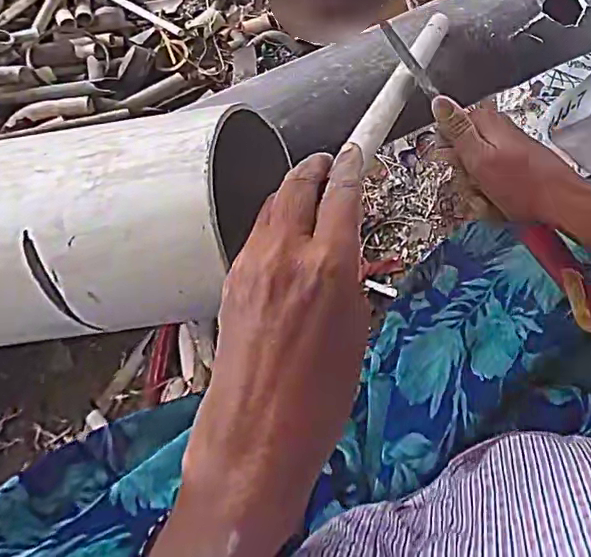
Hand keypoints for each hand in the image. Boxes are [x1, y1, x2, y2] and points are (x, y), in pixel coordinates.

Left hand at [161, 149, 368, 553]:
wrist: (254, 439)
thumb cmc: (316, 398)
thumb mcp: (357, 325)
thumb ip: (351, 272)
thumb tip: (344, 243)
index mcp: (328, 266)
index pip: (342, 190)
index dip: (353, 163)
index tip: (358, 151)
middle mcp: (286, 255)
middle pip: (299, 181)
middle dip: (319, 165)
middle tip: (333, 164)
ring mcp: (252, 264)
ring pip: (273, 201)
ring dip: (294, 190)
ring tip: (310, 196)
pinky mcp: (232, 279)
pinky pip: (256, 231)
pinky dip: (275, 221)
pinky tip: (287, 237)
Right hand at [432, 96, 590, 228]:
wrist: (562, 205)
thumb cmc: (524, 184)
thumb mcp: (480, 158)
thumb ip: (457, 130)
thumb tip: (438, 101)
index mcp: (485, 121)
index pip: (447, 129)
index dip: (447, 152)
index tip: (456, 166)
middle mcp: (495, 132)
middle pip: (459, 154)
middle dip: (463, 176)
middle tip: (476, 185)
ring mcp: (504, 152)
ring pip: (473, 173)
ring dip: (477, 191)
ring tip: (492, 199)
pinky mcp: (513, 170)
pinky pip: (490, 184)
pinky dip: (492, 198)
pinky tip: (501, 206)